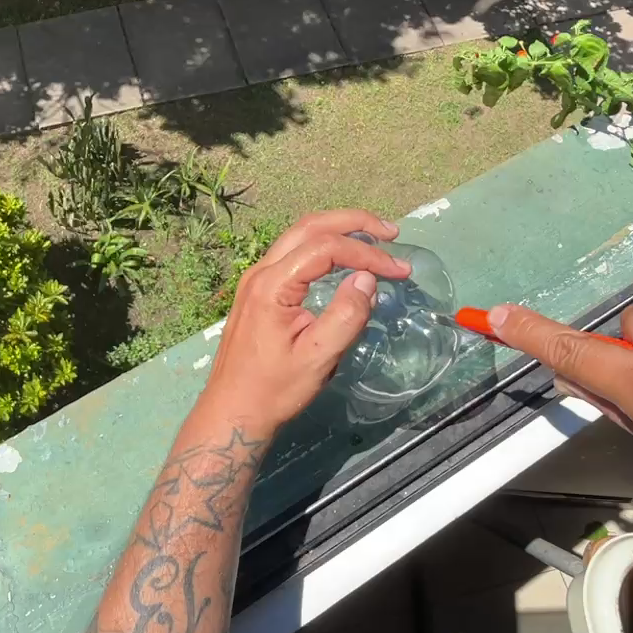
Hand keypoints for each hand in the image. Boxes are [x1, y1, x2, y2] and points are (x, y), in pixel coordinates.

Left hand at [200, 211, 411, 429]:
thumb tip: (367, 279)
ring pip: (299, 235)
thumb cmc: (274, 389)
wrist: (233, 409)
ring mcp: (256, 278)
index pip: (325, 248)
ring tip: (375, 238)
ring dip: (338, 230)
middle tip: (392, 233)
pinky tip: (344, 257)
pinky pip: (294, 252)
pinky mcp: (259, 288)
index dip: (366, 253)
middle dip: (353, 223)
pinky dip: (323, 245)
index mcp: (272, 285)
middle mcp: (260, 271)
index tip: (400, 271)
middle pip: (310, 227)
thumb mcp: (318, 358)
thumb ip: (346, 316)